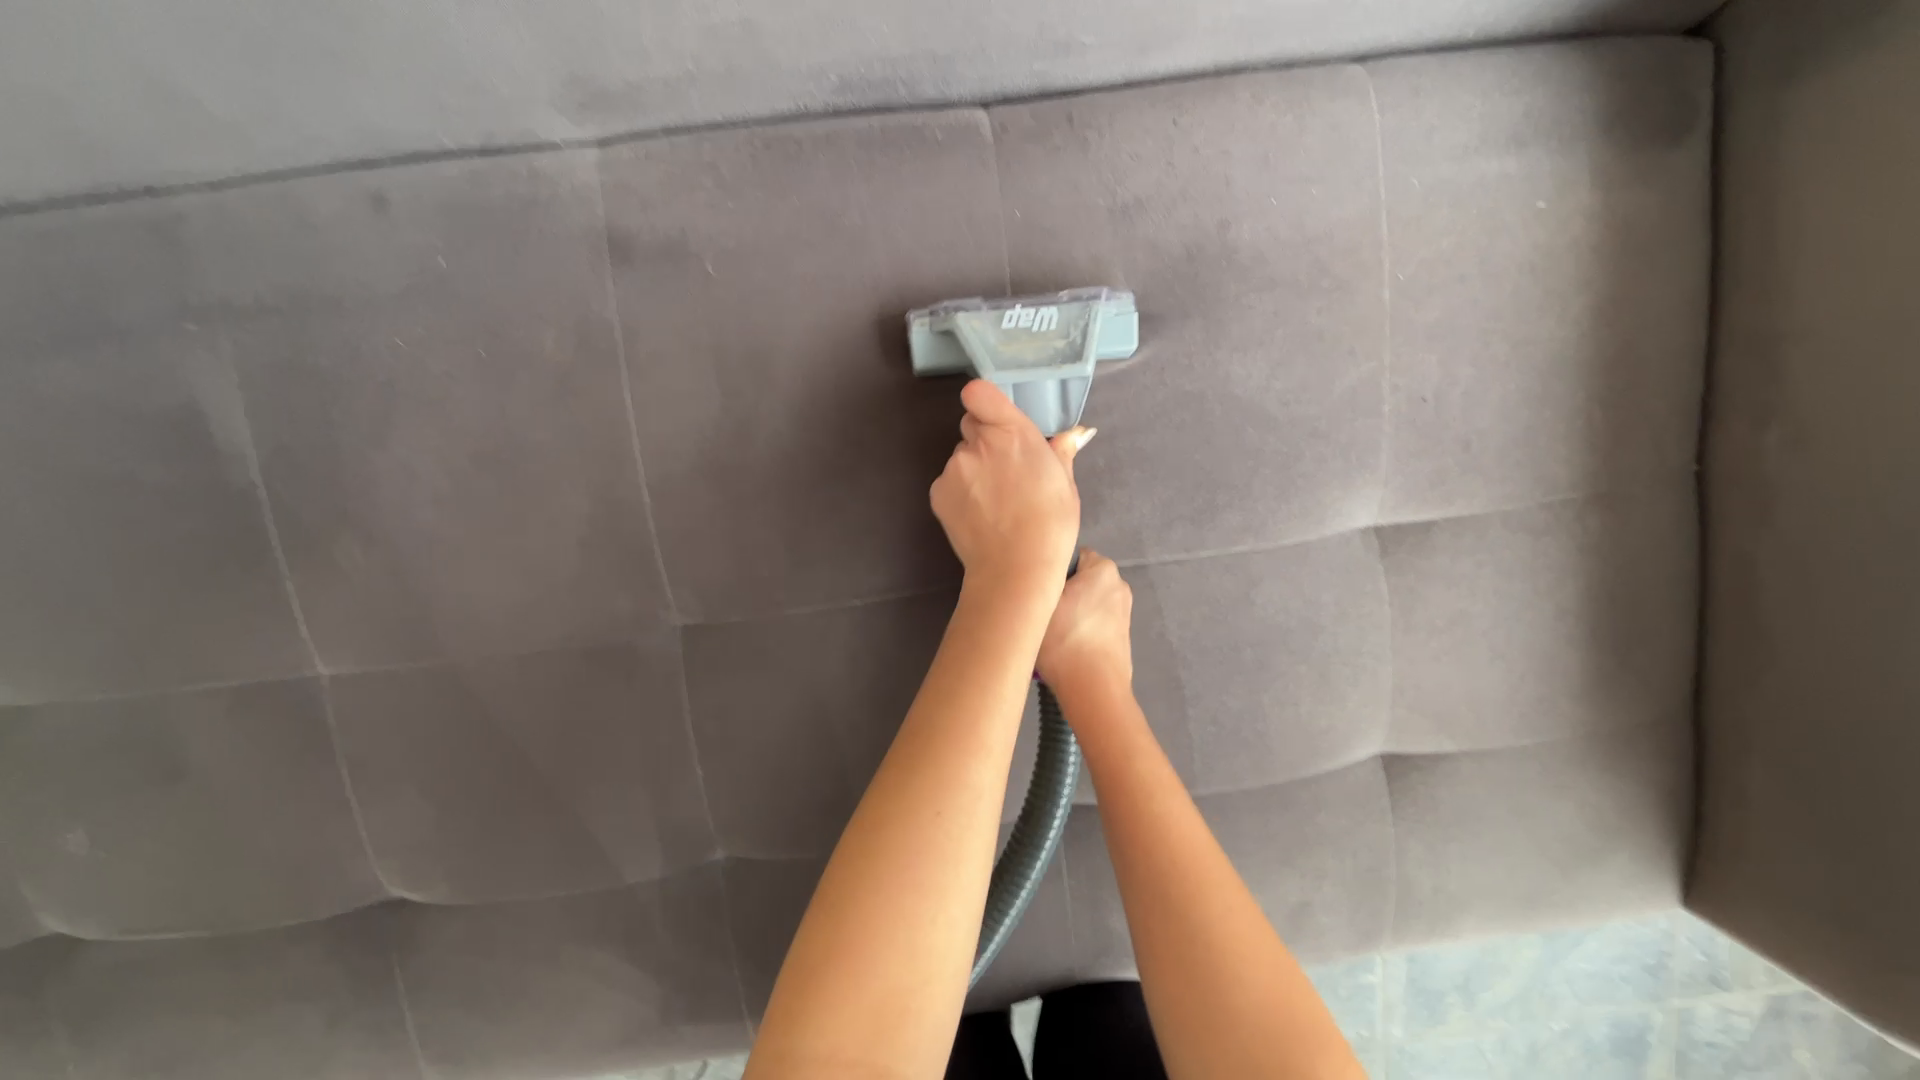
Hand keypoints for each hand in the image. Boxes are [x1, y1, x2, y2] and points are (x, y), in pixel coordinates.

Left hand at [930, 380, 1090, 587]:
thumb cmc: (1051, 524)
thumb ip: (1062, 450)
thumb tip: (1079, 432)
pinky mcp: (937, 492)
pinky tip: (979, 516)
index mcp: (1011, 432)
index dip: (984, 402)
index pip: (978, 393)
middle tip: (1005, 471)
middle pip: (971, 426)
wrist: (1016, 568)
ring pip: (960, 457)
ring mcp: (954, 468)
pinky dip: (960, 493)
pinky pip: (948, 482)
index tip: (994, 418)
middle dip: (984, 440)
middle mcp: (977, 443)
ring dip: (973, 470)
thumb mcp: (1065, 483)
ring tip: (994, 502)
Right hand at [1037, 548, 1133, 695]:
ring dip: (1071, 614)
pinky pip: (1095, 624)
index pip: (1072, 557)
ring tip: (1052, 635)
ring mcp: (1124, 613)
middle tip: (1041, 614)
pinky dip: (1082, 631)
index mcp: (1103, 569)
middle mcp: (1119, 585)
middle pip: (1081, 581)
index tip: (1038, 591)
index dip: (1052, 572)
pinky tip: (1067, 648)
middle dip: (1064, 594)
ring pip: (1087, 604)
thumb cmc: (1064, 639)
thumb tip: (1033, 574)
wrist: (1093, 689)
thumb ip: (1038, 580)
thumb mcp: (1041, 601)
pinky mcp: (1122, 637)